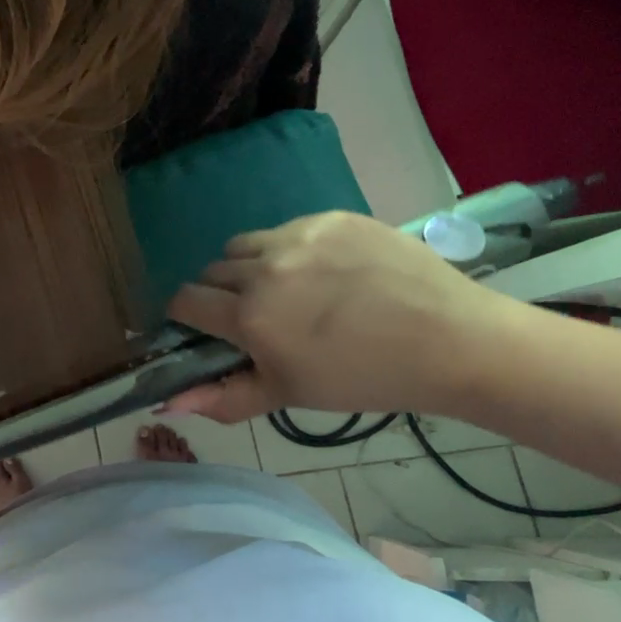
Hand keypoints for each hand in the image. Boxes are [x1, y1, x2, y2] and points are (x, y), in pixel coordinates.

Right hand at [163, 211, 526, 421]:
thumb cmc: (365, 378)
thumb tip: (167, 403)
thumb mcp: (290, 394)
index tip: (208, 330)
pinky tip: (329, 272)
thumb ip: (224, 397)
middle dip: (222, 294)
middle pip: (211, 272)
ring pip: (244, 246)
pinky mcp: (332, 218)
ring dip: (251, 266)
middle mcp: (265, 269)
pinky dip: (293, 249)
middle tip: (258, 316)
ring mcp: (299, 237)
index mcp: (249, 317)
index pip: (184, 301)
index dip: (187, 317)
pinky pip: (287, 229)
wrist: (453, 341)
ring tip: (290, 288)